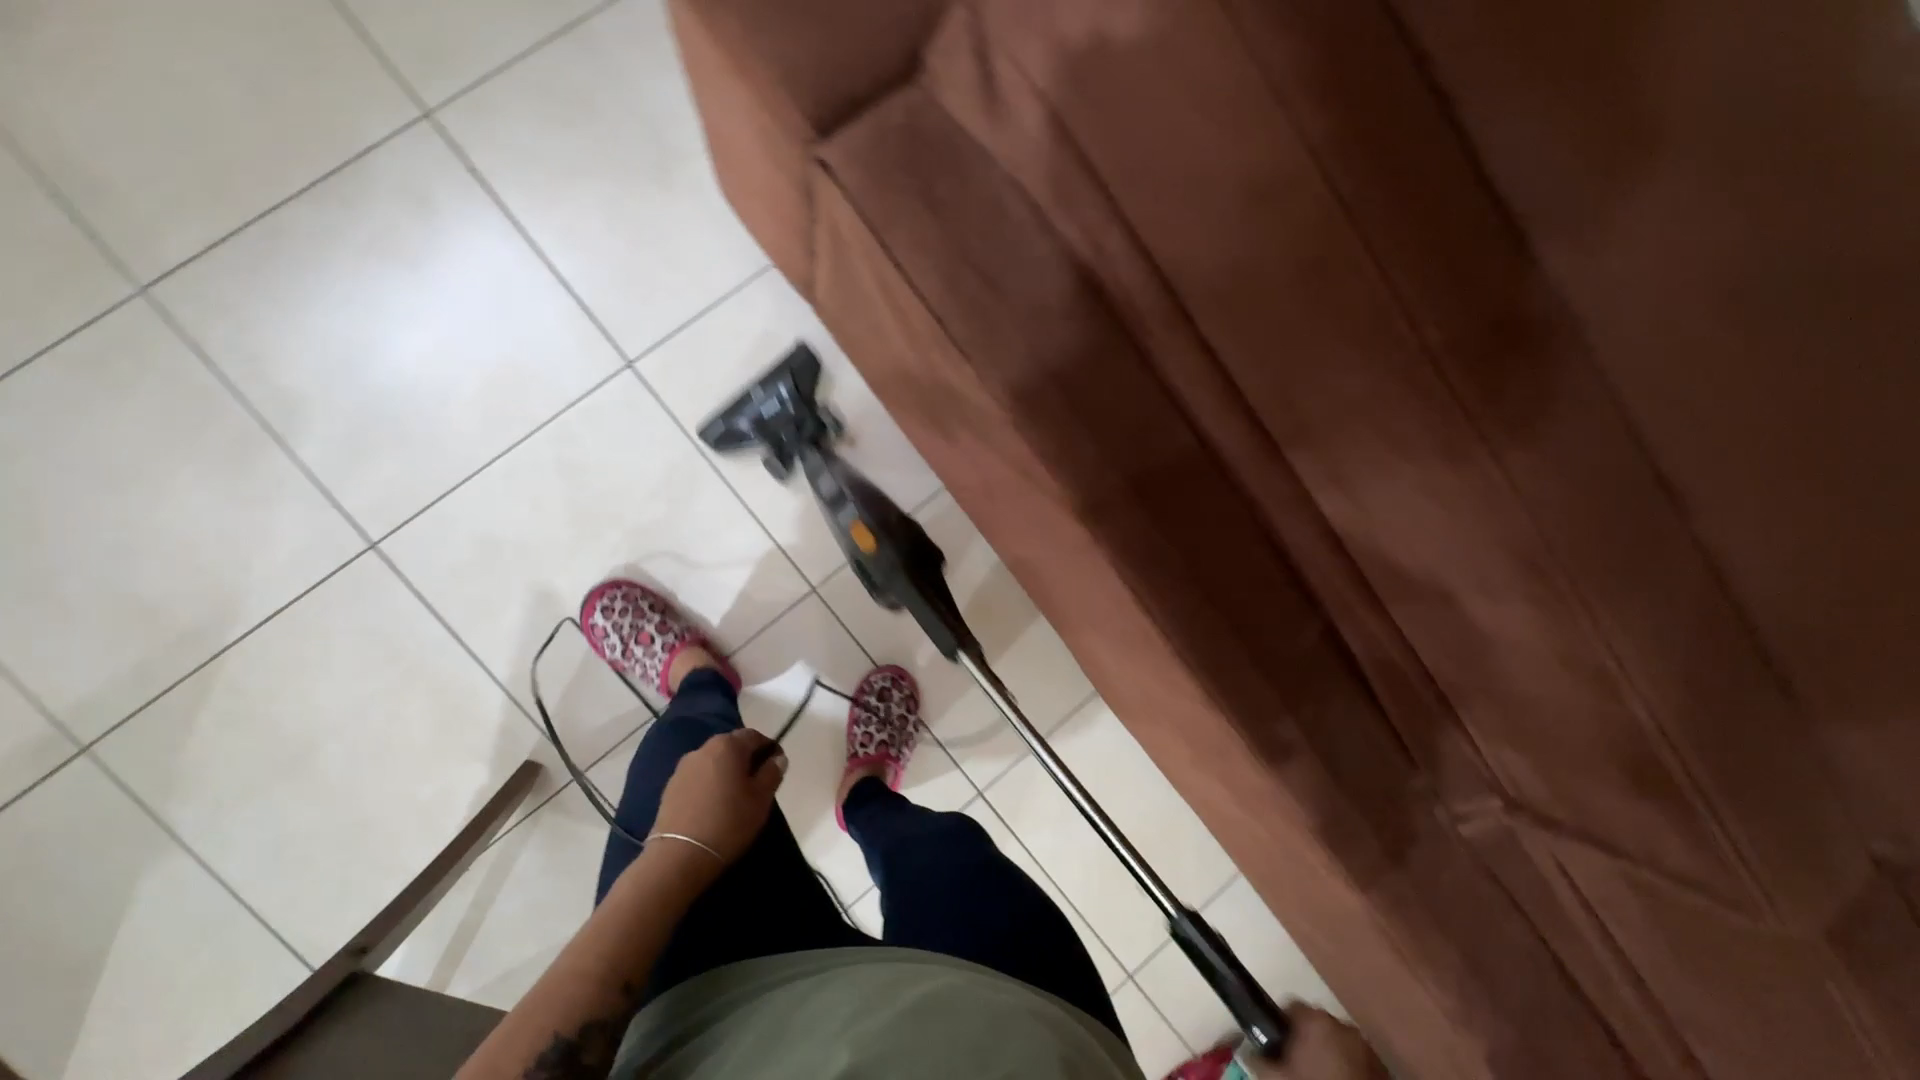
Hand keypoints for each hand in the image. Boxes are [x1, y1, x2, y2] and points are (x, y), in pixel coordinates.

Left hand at [652, 729, 786, 865]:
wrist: (680, 855)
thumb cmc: (729, 822)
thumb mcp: (761, 799)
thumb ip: (772, 773)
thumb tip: (777, 758)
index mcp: (728, 746)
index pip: (754, 736)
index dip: (768, 747)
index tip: (776, 766)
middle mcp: (703, 749)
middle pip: (731, 746)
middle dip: (746, 758)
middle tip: (757, 781)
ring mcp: (683, 768)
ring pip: (712, 761)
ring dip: (725, 771)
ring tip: (734, 795)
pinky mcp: (670, 787)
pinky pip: (697, 777)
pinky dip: (708, 783)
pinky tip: (713, 805)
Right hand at [1250, 1004, 1384, 1079]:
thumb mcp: (1274, 1076)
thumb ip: (1257, 1057)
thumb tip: (1247, 1047)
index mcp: (1314, 1019)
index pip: (1289, 1004)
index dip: (1279, 1021)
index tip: (1275, 1040)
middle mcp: (1341, 1022)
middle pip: (1315, 1021)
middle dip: (1305, 1037)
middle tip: (1295, 1061)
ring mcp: (1365, 1044)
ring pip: (1337, 1039)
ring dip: (1328, 1050)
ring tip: (1319, 1072)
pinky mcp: (1381, 1065)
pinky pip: (1355, 1056)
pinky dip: (1346, 1064)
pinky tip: (1337, 1078)